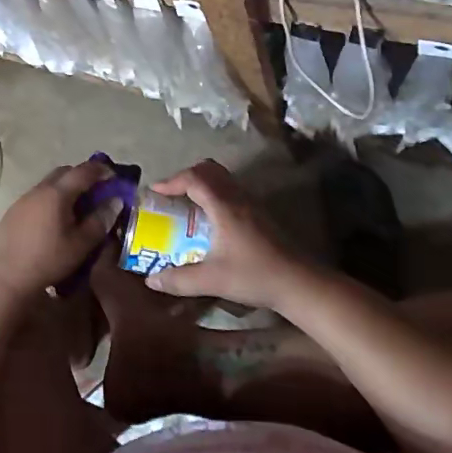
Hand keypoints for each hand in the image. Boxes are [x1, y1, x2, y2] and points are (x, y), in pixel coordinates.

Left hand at [0, 160, 122, 296]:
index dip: (101, 170)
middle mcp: (38, 190)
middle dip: (82, 176)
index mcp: (57, 193)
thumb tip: (115, 201)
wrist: (6, 279)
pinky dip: (51, 200)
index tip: (114, 176)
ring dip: (65, 189)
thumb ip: (100, 220)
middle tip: (97, 191)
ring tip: (77, 208)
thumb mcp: (81, 244)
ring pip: (49, 184)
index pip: (83, 171)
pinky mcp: (12, 212)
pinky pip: (37, 197)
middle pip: (64, 172)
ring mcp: (22, 200)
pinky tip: (54, 221)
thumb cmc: (48, 261)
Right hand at [142, 159, 327, 308]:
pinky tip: (209, 221)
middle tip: (170, 195)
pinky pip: (231, 191)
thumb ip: (179, 280)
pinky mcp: (260, 214)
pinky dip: (214, 194)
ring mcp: (252, 204)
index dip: (172, 180)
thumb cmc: (255, 275)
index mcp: (224, 206)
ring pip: (222, 178)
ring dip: (201, 184)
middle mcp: (238, 197)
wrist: (300, 283)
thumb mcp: (212, 280)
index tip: (155, 193)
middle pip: (209, 169)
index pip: (194, 178)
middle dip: (185, 177)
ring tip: (185, 205)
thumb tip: (151, 280)